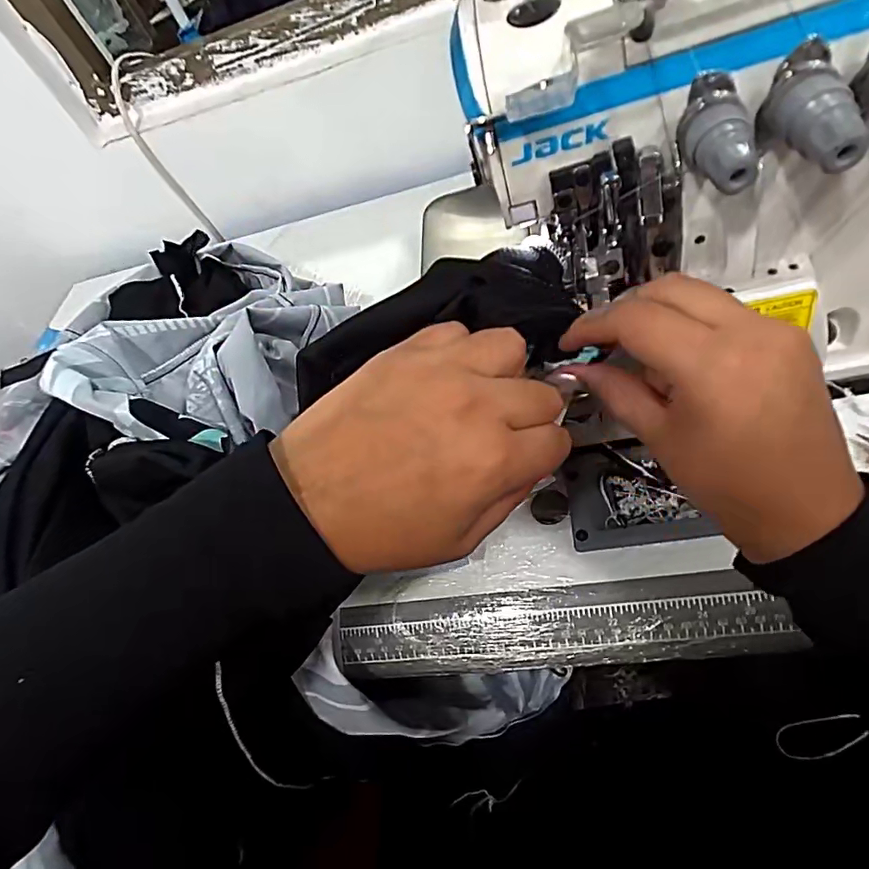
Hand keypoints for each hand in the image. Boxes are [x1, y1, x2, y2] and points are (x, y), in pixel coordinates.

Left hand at [274, 323, 571, 573]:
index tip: (535, 450)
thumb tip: (529, 469)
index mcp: (493, 459)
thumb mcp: (460, 538)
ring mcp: (441, 371)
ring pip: (510, 345)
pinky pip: (458, 330)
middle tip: (508, 427)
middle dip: (533, 415)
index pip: (558, 438)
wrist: (311, 501)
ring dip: (505, 371)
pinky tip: (447, 376)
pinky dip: (460, 350)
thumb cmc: (373, 523)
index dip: (548, 450)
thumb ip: (509, 499)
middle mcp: (474, 407)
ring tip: (482, 391)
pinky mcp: (408, 352)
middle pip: (544, 391)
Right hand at [559, 274, 862, 563]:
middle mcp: (750, 337)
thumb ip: (618, 393)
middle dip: (625, 309)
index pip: (636, 318)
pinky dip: (694, 323)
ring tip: (643, 355)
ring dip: (659, 312)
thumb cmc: (742, 489)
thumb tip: (587, 369)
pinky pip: (727, 311)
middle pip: (666, 288)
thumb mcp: (662, 439)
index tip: (577, 339)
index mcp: (713, 366)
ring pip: (698, 293)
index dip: (594, 324)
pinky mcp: (786, 338)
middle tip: (602, 341)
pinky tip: (681, 358)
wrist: (804, 510)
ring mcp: (773, 333)